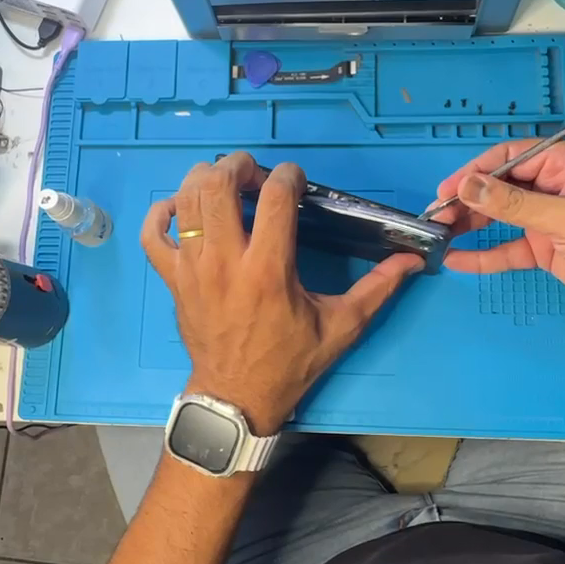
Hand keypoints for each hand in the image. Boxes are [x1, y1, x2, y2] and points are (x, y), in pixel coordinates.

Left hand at [142, 153, 421, 433]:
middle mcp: (225, 260)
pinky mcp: (172, 278)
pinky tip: (184, 211)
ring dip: (205, 180)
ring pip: (185, 200)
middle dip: (238, 165)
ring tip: (226, 187)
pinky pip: (152, 233)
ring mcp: (191, 268)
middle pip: (218, 184)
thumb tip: (412, 260)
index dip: (288, 175)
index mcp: (269, 268)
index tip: (296, 181)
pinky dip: (164, 213)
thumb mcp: (340, 327)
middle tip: (255, 175)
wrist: (236, 397)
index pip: (274, 196)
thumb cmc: (289, 362)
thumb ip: (377, 289)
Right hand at [433, 140, 564, 323]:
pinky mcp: (549, 250)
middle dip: (468, 201)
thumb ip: (514, 204)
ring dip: (471, 226)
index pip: (512, 157)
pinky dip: (486, 255)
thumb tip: (467, 185)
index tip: (446, 190)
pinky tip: (459, 261)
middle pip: (502, 187)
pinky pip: (510, 248)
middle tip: (436, 217)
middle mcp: (557, 186)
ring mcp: (552, 219)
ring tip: (439, 236)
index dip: (476, 171)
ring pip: (501, 217)